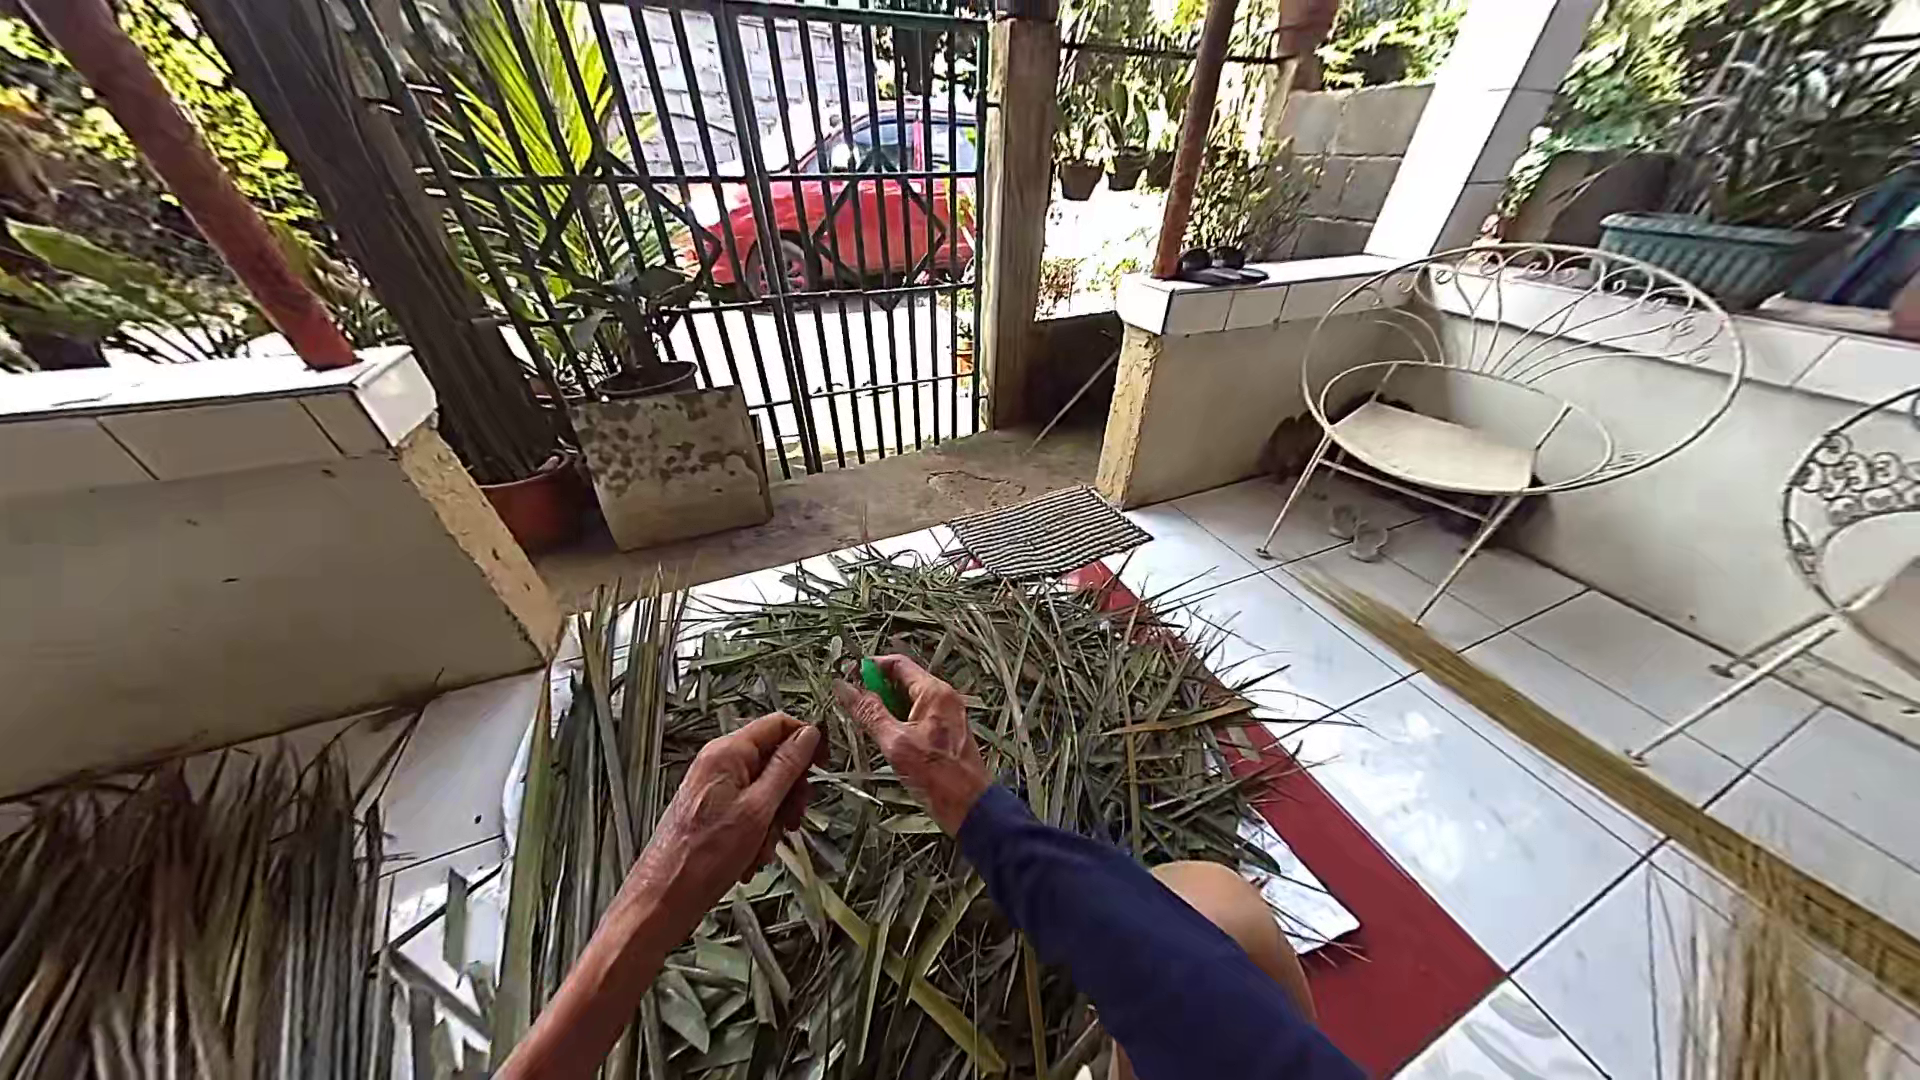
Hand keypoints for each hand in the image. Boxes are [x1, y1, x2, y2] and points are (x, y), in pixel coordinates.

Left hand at [624, 712, 822, 923]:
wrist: (661, 904)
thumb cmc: (702, 858)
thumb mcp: (759, 809)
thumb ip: (787, 767)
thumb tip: (808, 735)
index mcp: (728, 752)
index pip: (779, 724)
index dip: (806, 741)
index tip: (822, 764)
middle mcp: (718, 763)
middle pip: (774, 758)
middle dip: (791, 789)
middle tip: (794, 816)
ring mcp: (714, 786)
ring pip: (765, 786)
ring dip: (776, 815)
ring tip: (768, 843)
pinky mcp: (712, 809)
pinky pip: (750, 807)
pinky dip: (759, 828)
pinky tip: (753, 853)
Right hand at [833, 655, 990, 834]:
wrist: (969, 807)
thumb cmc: (939, 777)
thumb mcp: (895, 743)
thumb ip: (869, 713)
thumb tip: (846, 689)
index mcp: (934, 692)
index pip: (898, 663)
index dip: (871, 667)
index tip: (850, 677)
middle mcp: (943, 697)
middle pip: (903, 680)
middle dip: (876, 690)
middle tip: (853, 704)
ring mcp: (946, 714)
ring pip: (909, 699)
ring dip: (886, 707)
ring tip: (866, 723)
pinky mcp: (945, 731)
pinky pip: (917, 714)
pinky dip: (899, 719)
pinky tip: (885, 737)